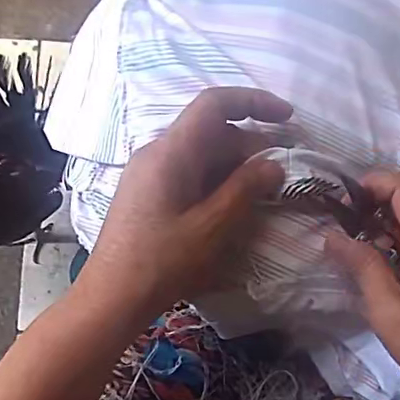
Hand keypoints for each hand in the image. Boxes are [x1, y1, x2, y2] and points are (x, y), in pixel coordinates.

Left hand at [80, 87, 291, 319]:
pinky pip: (189, 173)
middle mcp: (157, 153)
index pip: (214, 104)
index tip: (287, 118)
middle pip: (211, 132)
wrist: (112, 297)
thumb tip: (273, 164)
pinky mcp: (149, 193)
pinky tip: (232, 208)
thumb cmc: (161, 262)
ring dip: (235, 168)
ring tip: (262, 195)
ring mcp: (150, 173)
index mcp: (171, 152)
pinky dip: (216, 182)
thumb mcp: (211, 227)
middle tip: (280, 175)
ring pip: (202, 154)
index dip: (254, 103)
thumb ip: (244, 190)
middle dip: (250, 147)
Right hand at [324, 170, 399, 399]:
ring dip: (384, 219)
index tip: (343, 201)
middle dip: (376, 199)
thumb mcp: (386, 309)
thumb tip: (332, 234)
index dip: (375, 183)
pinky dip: (396, 237)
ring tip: (353, 241)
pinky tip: (375, 258)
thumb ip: (362, 265)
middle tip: (343, 220)